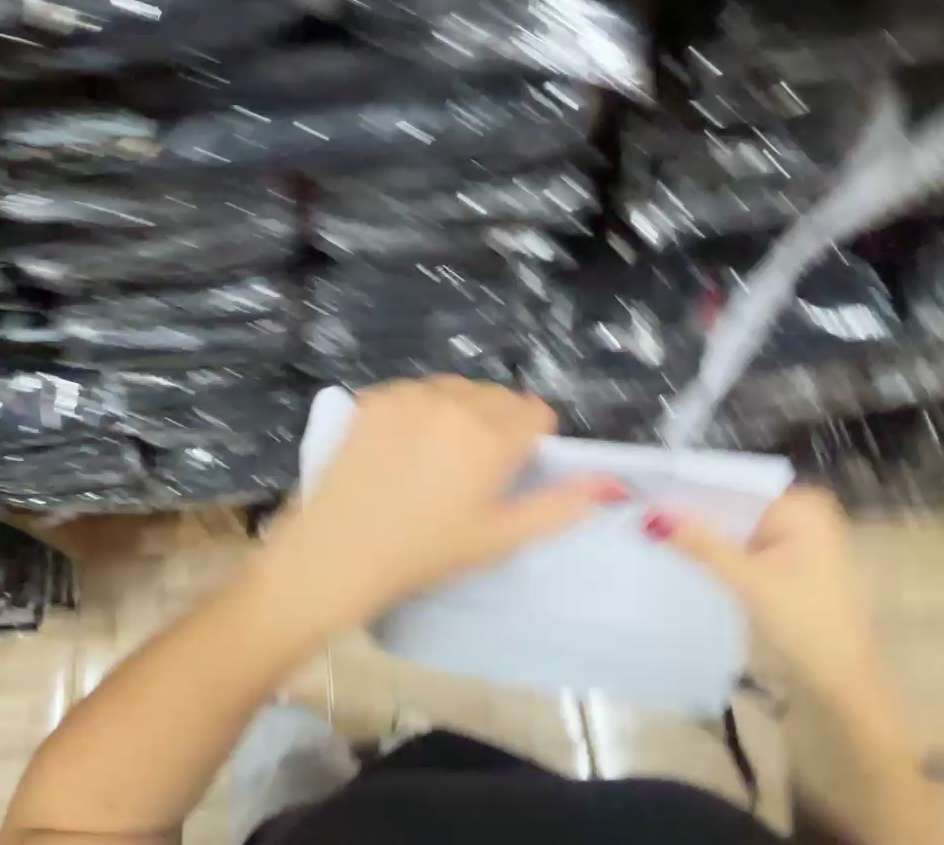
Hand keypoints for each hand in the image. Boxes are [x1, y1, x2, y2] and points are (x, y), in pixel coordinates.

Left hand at [256, 377, 624, 627]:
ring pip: (458, 389)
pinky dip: (421, 410)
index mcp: (490, 438)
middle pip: (498, 396)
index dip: (532, 440)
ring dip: (460, 412)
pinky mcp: (375, 396)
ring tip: (436, 458)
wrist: (334, 553)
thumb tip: (609, 484)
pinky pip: (417, 391)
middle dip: (498, 424)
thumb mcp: (497, 539)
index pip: (536, 411)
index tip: (511, 470)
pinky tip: (402, 448)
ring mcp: (409, 395)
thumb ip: (558, 506)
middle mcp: (454, 403)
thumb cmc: (422, 554)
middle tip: (472, 471)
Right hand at [647, 487, 882, 705]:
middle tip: (643, 514)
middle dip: (696, 513)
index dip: (692, 491)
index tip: (648, 495)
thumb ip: (700, 544)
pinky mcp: (789, 565)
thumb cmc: (804, 625)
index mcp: (803, 507)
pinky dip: (719, 552)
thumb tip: (650, 515)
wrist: (841, 685)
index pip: (735, 487)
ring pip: (737, 528)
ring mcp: (798, 541)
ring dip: (704, 535)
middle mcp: (803, 515)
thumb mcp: (747, 581)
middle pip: (735, 506)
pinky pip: (745, 546)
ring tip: (653, 530)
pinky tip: (685, 554)